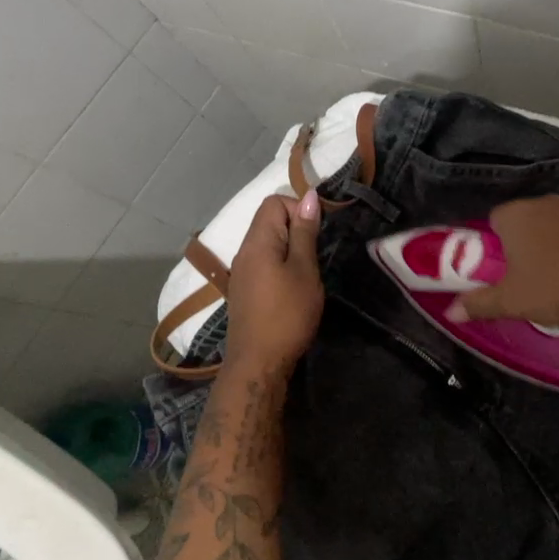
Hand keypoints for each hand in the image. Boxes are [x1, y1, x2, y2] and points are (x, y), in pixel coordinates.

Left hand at [222, 191, 324, 370]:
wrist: (258, 363)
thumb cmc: (287, 314)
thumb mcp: (304, 270)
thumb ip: (305, 232)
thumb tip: (308, 196)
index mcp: (258, 241)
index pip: (274, 202)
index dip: (298, 208)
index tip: (316, 234)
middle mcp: (244, 251)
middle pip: (268, 219)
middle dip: (296, 228)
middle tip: (315, 255)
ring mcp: (242, 271)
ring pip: (267, 242)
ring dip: (290, 247)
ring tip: (307, 271)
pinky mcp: (245, 288)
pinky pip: (263, 260)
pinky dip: (280, 263)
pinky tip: (293, 286)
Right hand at [447, 196, 558, 327]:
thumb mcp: (515, 301)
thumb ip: (481, 304)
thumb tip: (450, 310)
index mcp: (515, 215)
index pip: (492, 224)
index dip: (493, 252)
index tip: (502, 278)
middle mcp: (544, 204)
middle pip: (525, 233)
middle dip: (527, 263)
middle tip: (532, 294)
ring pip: (556, 241)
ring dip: (557, 268)